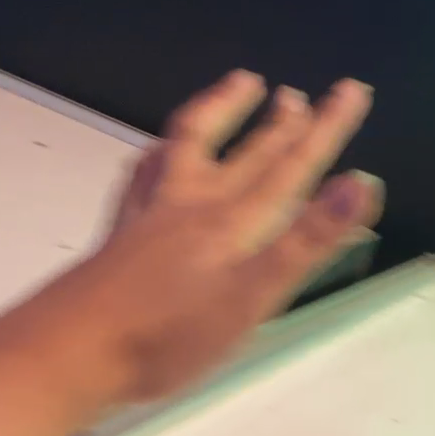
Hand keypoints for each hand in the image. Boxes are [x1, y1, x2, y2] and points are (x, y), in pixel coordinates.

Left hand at [11, 70, 381, 406]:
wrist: (74, 351)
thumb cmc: (170, 336)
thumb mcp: (252, 297)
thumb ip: (307, 242)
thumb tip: (361, 183)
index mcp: (233, 224)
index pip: (291, 169)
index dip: (326, 132)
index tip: (352, 92)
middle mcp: (195, 205)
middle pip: (250, 154)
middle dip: (286, 123)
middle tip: (309, 92)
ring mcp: (154, 214)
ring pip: (194, 146)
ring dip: (224, 113)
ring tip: (244, 84)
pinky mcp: (123, 232)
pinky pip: (148, 172)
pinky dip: (165, 149)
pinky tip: (164, 149)